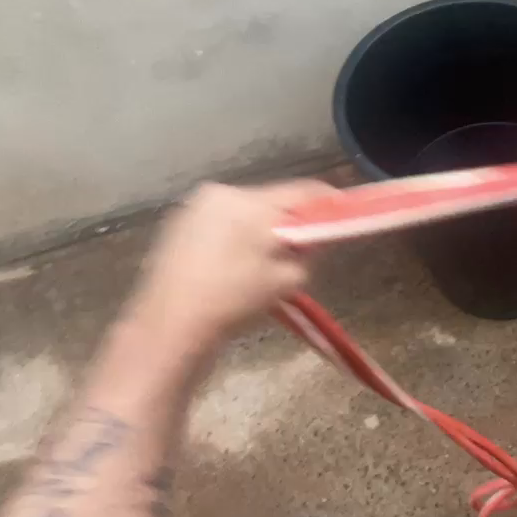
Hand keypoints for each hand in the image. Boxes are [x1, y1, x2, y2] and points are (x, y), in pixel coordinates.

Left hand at [126, 180, 333, 351]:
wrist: (171, 324)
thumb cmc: (235, 299)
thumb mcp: (290, 278)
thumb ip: (309, 250)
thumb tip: (313, 238)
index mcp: (250, 201)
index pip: (302, 191)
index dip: (328, 201)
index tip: (344, 212)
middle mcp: (222, 193)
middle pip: (272, 200)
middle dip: (291, 221)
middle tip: (305, 246)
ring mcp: (196, 207)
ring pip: (247, 212)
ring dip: (264, 229)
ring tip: (270, 260)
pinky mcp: (179, 224)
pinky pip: (224, 222)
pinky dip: (239, 236)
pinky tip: (240, 265)